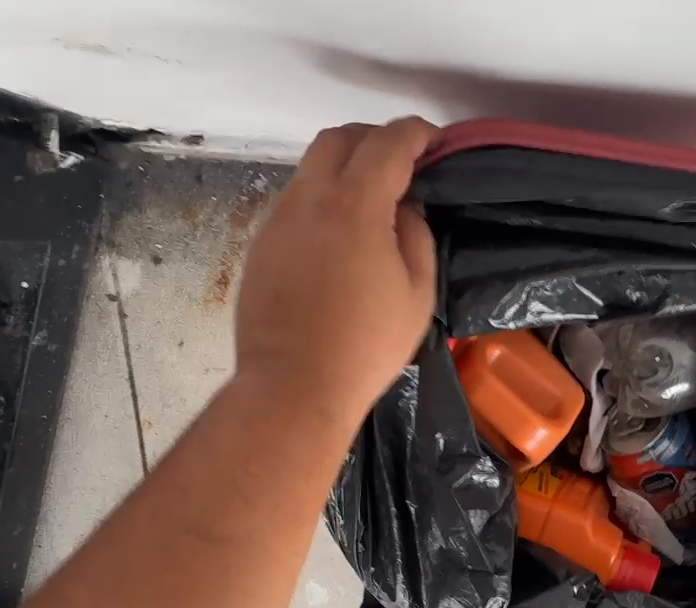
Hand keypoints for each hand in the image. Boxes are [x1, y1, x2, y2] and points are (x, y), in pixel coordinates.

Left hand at [234, 117, 439, 424]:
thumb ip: (417, 237)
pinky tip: (340, 241)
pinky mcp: (261, 247)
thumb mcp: (417, 294)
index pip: (388, 144)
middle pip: (338, 139)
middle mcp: (309, 200)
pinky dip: (323, 204)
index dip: (416, 133)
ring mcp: (278, 221)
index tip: (434, 140)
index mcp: (354, 206)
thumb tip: (406, 208)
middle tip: (402, 162)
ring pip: (311, 171)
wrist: (295, 386)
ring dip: (345, 171)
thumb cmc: (367, 347)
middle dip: (374, 138)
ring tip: (372, 204)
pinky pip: (296, 206)